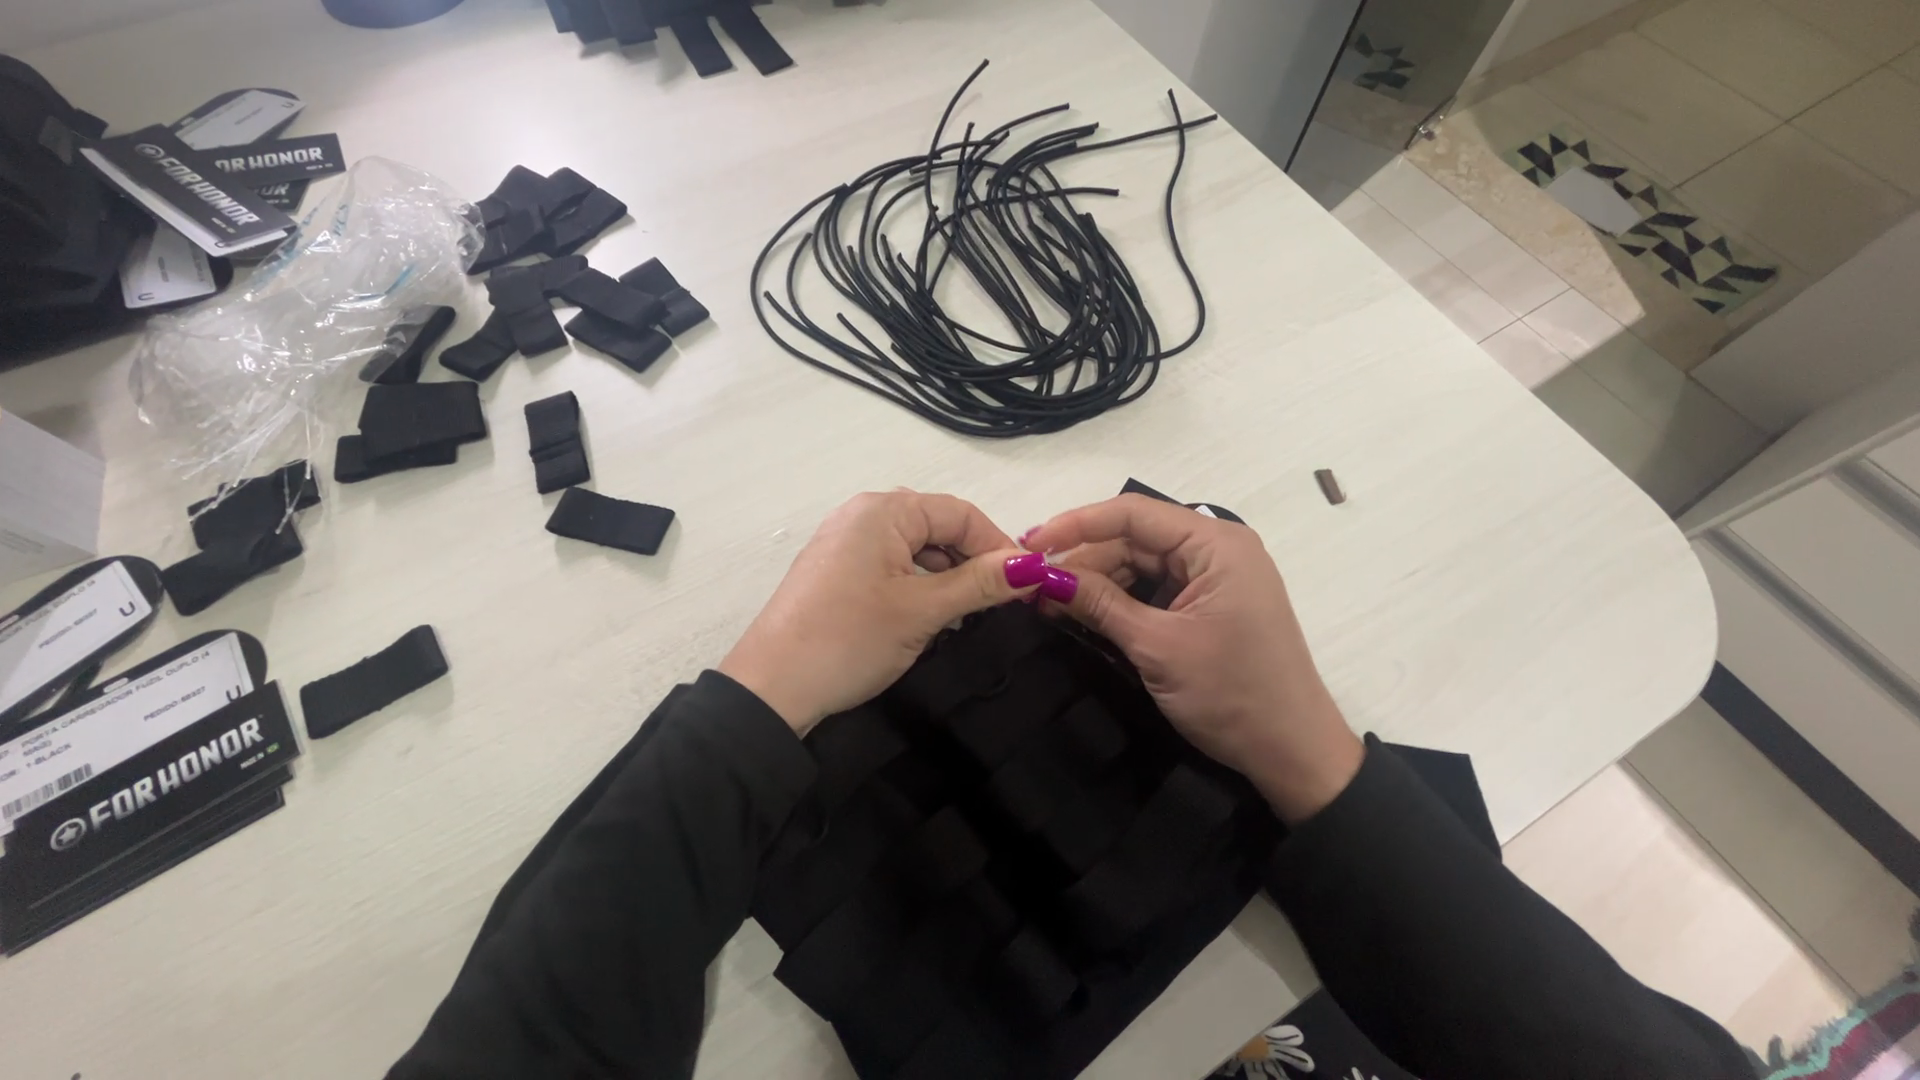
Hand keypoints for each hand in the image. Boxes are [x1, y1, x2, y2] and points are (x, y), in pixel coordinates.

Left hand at [719, 491, 1071, 734]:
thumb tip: (1033, 566)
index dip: (998, 545)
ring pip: (916, 550)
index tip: (1027, 583)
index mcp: (882, 511)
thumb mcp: (922, 610)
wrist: (772, 689)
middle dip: (972, 562)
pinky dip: (919, 587)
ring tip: (965, 616)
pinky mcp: (837, 572)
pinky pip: (892, 566)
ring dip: (947, 577)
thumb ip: (979, 583)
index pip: (960, 513)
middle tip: (999, 603)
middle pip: (938, 527)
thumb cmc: (849, 639)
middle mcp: (862, 515)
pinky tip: (930, 618)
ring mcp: (845, 543)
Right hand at [1023, 495, 1362, 822]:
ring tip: (1047, 601)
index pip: (1134, 512)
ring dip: (1096, 581)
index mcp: (1216, 544)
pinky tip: (1081, 612)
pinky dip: (1118, 600)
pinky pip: (1153, 589)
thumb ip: (1099, 603)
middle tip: (1032, 583)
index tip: (1029, 544)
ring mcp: (1213, 578)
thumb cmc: (1232, 694)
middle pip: (1134, 537)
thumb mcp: (1156, 647)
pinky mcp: (1207, 606)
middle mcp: (1216, 549)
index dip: (1076, 524)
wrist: (1292, 753)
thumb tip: (1042, 576)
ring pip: (1140, 564)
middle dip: (1083, 558)